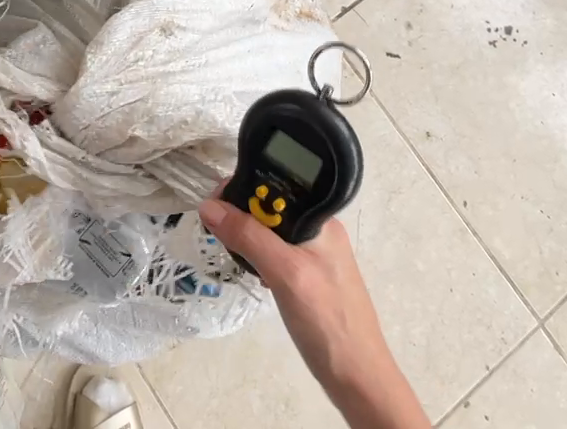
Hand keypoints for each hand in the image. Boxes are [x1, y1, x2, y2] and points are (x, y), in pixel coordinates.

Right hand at [199, 199, 389, 388]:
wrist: (358, 379)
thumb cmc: (326, 321)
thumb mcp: (284, 273)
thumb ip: (249, 237)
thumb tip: (207, 207)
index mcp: (320, 220)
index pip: (276, 186)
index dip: (243, 189)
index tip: (214, 206)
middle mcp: (318, 231)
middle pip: (271, 208)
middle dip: (243, 216)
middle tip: (222, 236)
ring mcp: (315, 256)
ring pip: (270, 233)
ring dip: (249, 239)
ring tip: (236, 256)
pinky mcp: (309, 279)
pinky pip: (276, 254)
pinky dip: (260, 259)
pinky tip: (255, 275)